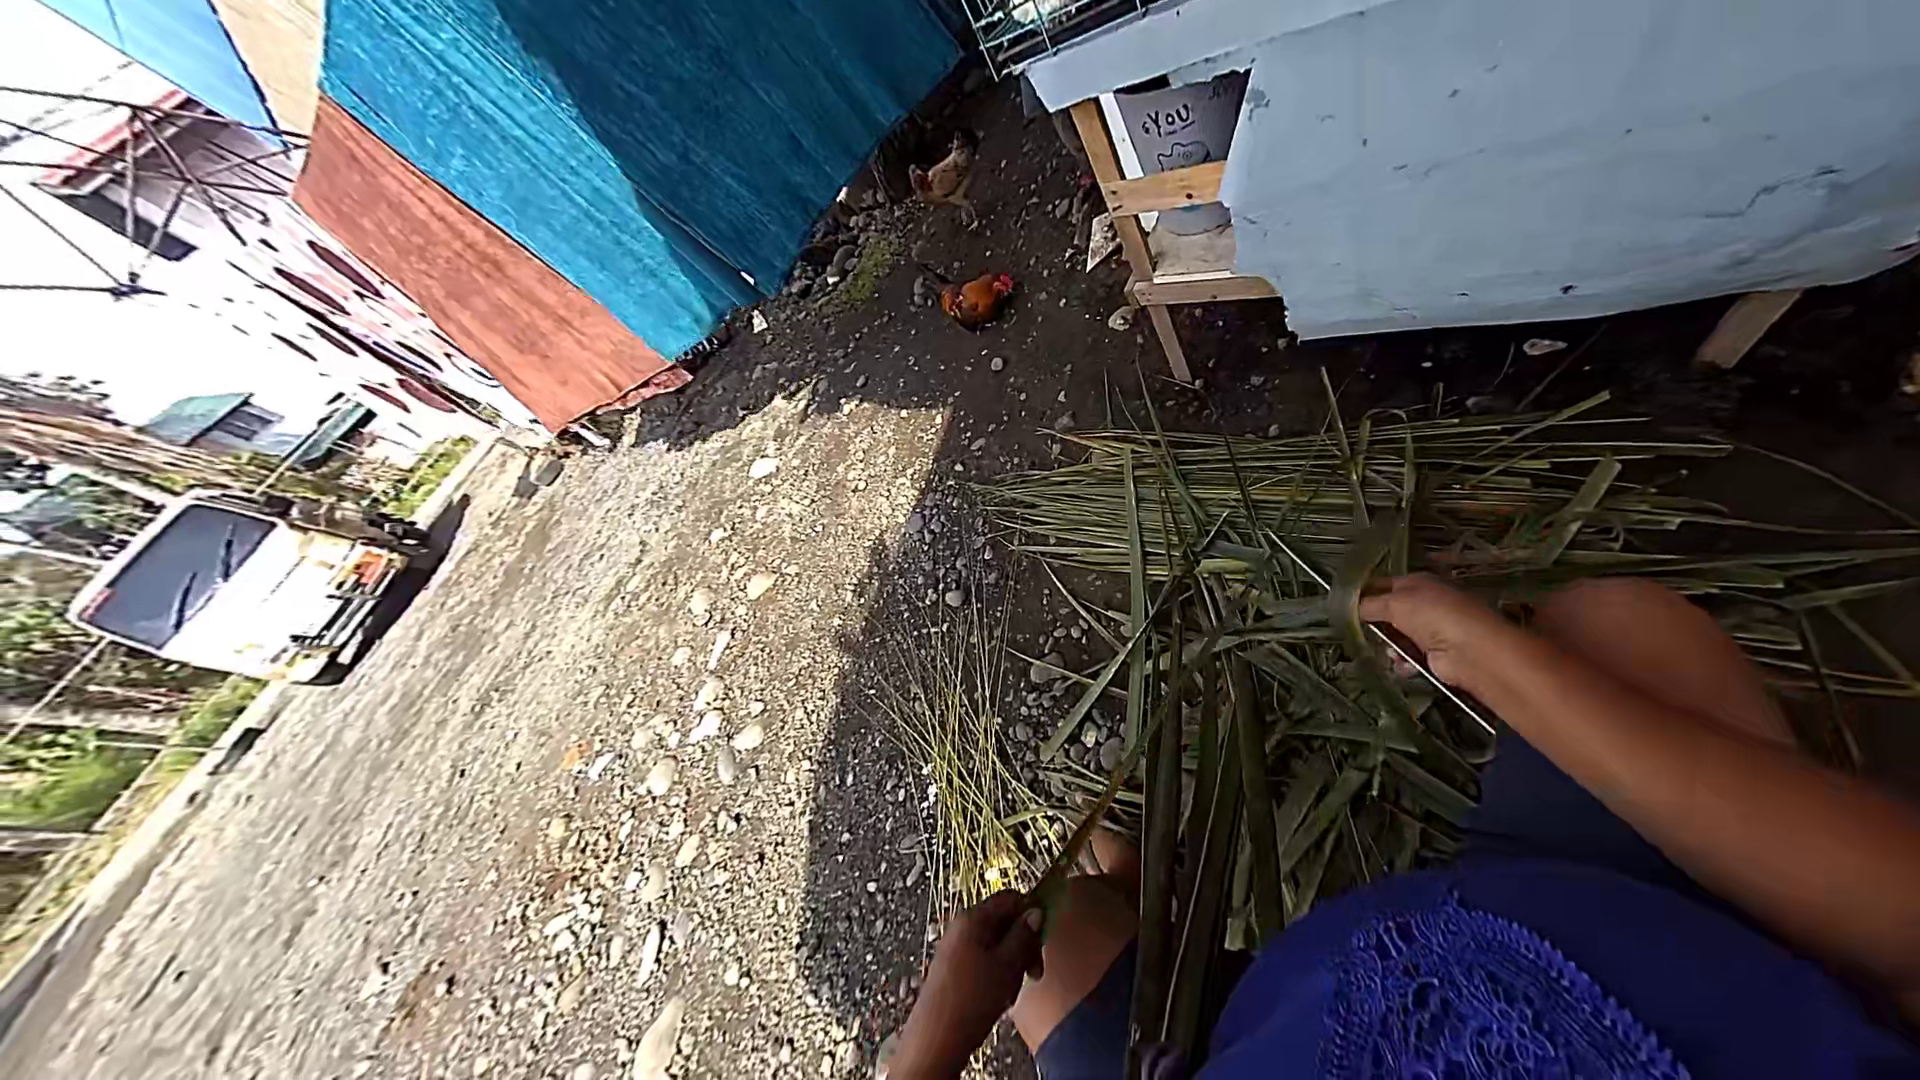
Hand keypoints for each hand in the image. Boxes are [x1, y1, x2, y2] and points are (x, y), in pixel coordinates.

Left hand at [890, 891, 1043, 1079]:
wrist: (936, 1039)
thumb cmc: (972, 999)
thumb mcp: (1007, 966)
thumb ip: (1024, 936)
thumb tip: (1036, 912)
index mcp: (973, 918)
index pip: (1008, 898)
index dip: (1029, 913)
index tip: (1042, 938)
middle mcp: (962, 926)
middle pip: (1003, 922)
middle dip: (1022, 946)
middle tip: (1034, 973)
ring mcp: (955, 946)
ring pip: (995, 945)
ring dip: (1011, 964)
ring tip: (1011, 992)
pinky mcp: (953, 967)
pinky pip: (983, 960)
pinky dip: (996, 975)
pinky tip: (999, 998)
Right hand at [1358, 573, 1515, 686]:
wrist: (1472, 652)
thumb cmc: (1434, 616)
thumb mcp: (1392, 603)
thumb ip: (1365, 604)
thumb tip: (1345, 606)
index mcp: (1417, 583)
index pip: (1380, 584)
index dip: (1360, 593)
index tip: (1339, 604)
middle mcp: (1424, 603)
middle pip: (1385, 611)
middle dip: (1371, 622)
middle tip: (1356, 629)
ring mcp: (1430, 629)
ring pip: (1393, 635)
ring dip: (1386, 645)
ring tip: (1386, 650)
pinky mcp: (1434, 654)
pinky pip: (1406, 655)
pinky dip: (1400, 661)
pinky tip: (1400, 664)